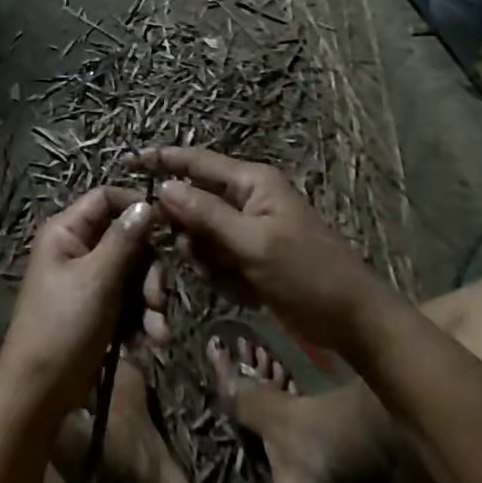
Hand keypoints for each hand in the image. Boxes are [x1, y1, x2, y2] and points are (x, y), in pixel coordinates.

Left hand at [0, 187, 167, 416]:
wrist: (39, 395)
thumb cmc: (62, 328)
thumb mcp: (97, 280)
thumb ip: (123, 240)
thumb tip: (146, 204)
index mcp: (66, 232)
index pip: (105, 198)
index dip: (136, 206)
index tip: (168, 227)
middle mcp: (75, 249)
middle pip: (126, 240)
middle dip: (148, 273)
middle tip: (158, 301)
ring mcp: (85, 280)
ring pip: (131, 274)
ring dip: (148, 303)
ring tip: (156, 335)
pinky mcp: (95, 309)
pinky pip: (126, 301)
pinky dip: (139, 320)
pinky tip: (144, 344)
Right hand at [132, 147, 373, 349]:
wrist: (352, 321)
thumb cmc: (307, 274)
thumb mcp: (253, 243)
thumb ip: (206, 214)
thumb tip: (164, 187)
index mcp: (252, 182)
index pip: (196, 162)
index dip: (162, 160)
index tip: (128, 161)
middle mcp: (246, 199)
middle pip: (194, 204)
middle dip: (193, 234)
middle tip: (205, 257)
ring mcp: (248, 229)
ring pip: (201, 237)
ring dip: (210, 261)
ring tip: (238, 280)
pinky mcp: (249, 256)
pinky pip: (216, 260)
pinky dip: (224, 277)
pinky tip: (248, 292)